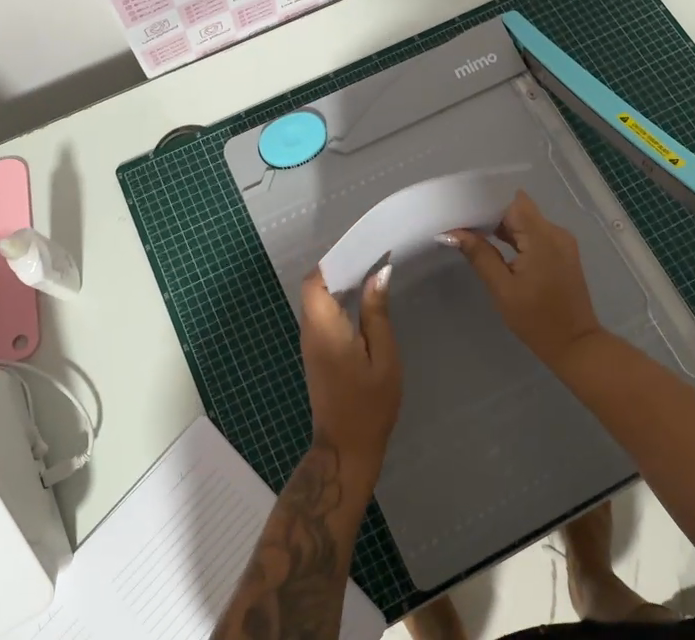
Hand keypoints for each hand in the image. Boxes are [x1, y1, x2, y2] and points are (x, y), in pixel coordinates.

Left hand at [298, 260, 401, 484]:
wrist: (347, 446)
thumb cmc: (369, 403)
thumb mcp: (383, 357)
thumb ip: (377, 314)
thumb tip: (378, 273)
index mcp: (324, 327)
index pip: (315, 281)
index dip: (334, 260)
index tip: (361, 247)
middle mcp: (310, 330)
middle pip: (315, 287)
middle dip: (340, 268)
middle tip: (373, 254)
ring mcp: (311, 342)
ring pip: (319, 300)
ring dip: (341, 283)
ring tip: (373, 269)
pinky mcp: (317, 352)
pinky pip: (324, 315)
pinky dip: (341, 301)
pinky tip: (365, 299)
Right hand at [442, 190, 606, 365]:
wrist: (575, 344)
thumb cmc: (536, 319)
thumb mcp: (502, 288)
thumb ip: (479, 255)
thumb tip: (453, 232)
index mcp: (542, 237)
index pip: (513, 202)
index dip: (488, 202)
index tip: (463, 207)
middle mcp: (555, 233)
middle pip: (520, 210)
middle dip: (491, 214)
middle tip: (461, 222)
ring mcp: (562, 243)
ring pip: (527, 222)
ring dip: (503, 227)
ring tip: (472, 233)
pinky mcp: (562, 254)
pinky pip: (535, 235)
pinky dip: (516, 238)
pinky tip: (495, 247)